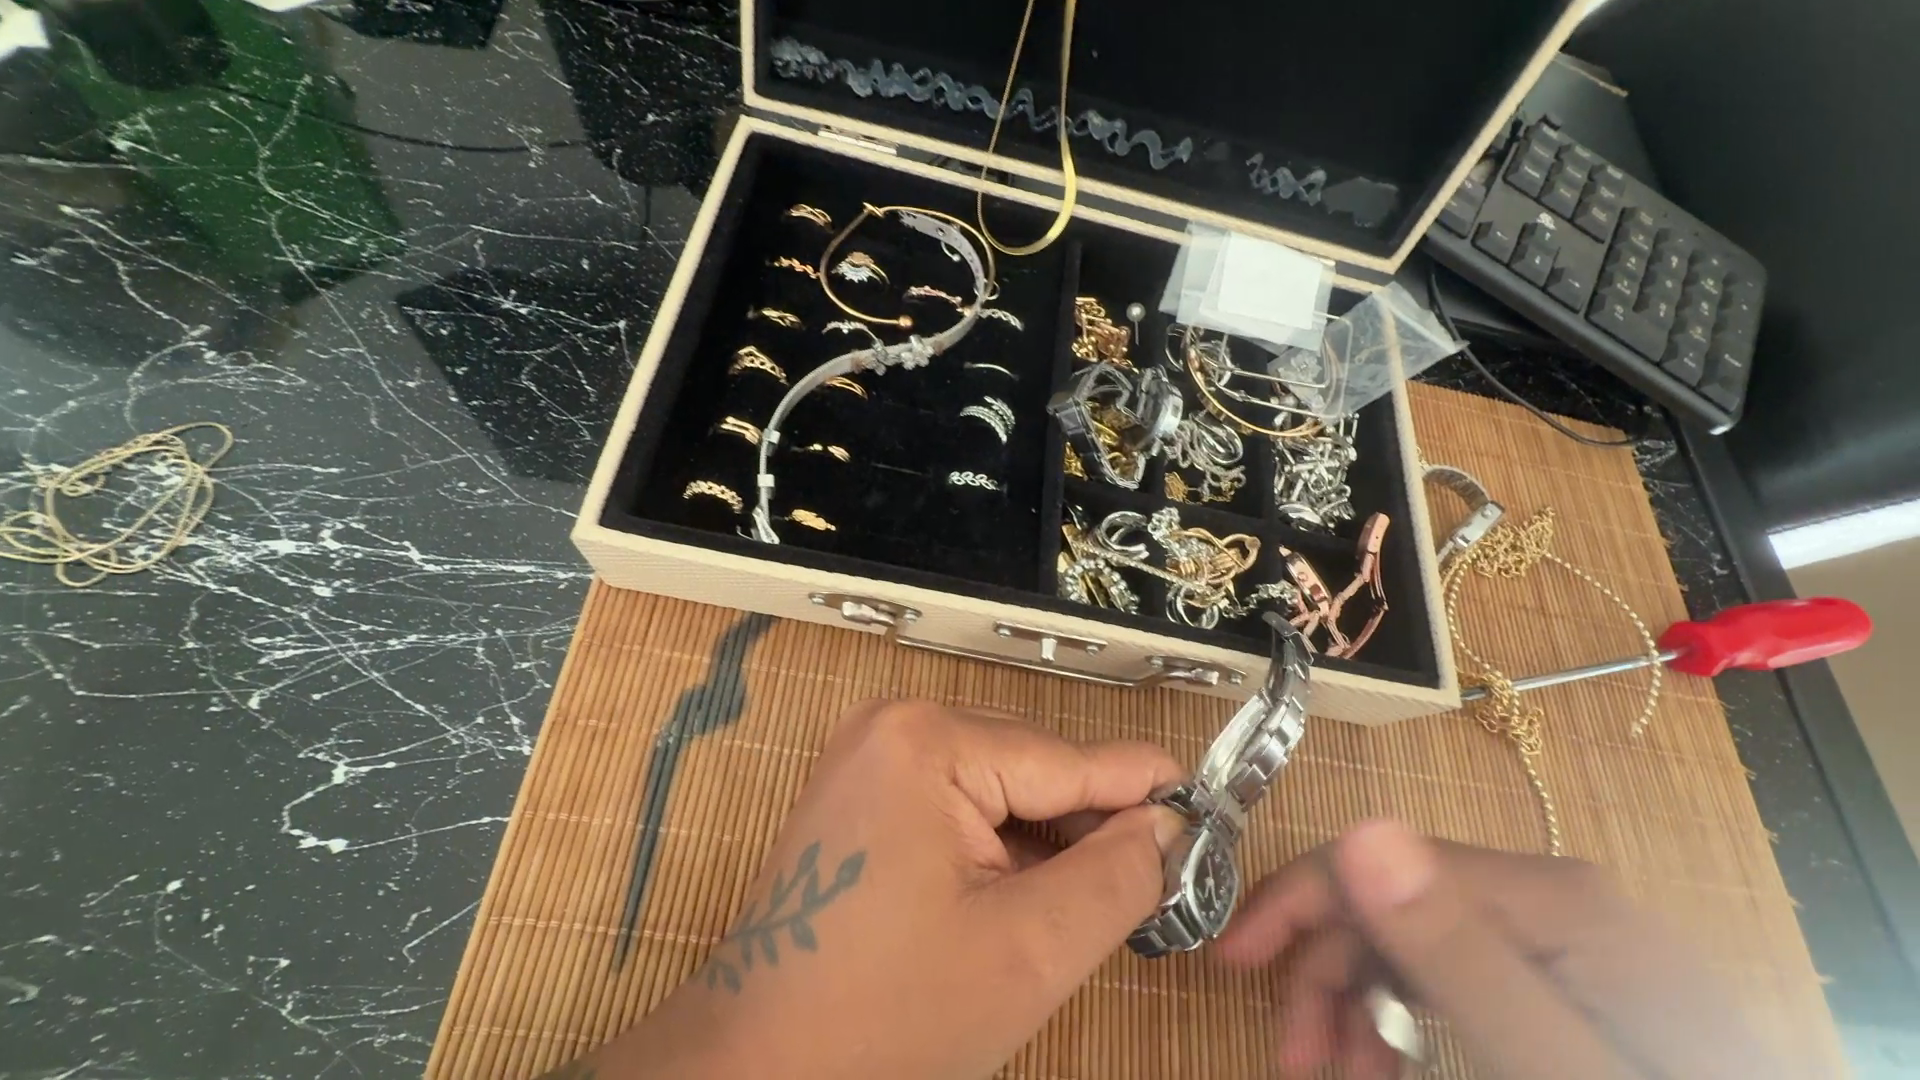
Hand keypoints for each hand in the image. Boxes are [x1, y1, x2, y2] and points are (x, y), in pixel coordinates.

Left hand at [581, 700, 1185, 1079]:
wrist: (757, 1061)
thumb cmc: (886, 1015)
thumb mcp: (1027, 951)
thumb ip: (1116, 876)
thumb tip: (1167, 824)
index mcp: (929, 739)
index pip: (1067, 758)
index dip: (1143, 790)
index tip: (1205, 811)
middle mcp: (896, 722)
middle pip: (1032, 767)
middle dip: (1086, 827)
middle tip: (1143, 889)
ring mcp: (872, 751)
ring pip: (999, 785)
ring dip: (1044, 841)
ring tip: (1078, 902)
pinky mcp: (863, 785)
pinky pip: (958, 798)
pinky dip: (998, 843)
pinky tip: (1017, 894)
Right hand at [1218, 820, 1771, 1079]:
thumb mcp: (1550, 1064)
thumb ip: (1459, 951)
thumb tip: (1362, 830)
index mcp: (1544, 899)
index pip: (1374, 861)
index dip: (1292, 907)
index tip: (1233, 966)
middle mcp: (1546, 899)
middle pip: (1389, 904)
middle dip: (1324, 975)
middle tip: (1292, 1060)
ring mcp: (1560, 940)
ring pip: (1414, 942)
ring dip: (1359, 1004)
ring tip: (1343, 1076)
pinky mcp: (1565, 981)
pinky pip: (1453, 975)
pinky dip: (1406, 1018)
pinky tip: (1392, 1065)